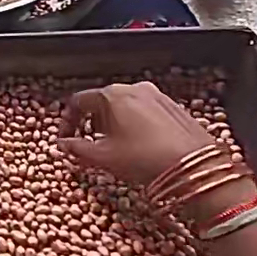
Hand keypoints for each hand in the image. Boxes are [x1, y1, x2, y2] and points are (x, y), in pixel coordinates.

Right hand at [56, 81, 222, 185]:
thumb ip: (76, 148)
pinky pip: (143, 112)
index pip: (78, 102)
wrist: (194, 166)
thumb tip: (62, 145)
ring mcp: (157, 96)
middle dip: (90, 124)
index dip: (67, 122)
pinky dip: (132, 125)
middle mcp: (134, 89)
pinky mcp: (173, 107)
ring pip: (123, 107)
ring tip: (112, 148)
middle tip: (87, 145)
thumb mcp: (102, 157)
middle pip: (101, 102)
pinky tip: (136, 146)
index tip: (65, 139)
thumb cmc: (144, 158)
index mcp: (112, 95)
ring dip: (111, 125)